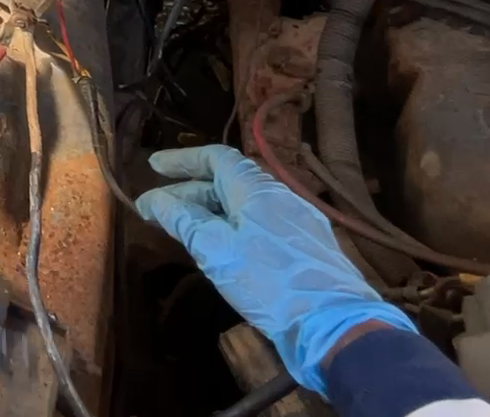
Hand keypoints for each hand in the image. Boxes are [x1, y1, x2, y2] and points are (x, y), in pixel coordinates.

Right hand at [135, 145, 413, 394]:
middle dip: (189, 192)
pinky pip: (261, 225)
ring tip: (186, 229)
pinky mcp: (310, 252)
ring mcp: (300, 226)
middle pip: (228, 182)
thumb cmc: (269, 281)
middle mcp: (282, 199)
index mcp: (258, 190)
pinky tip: (221, 248)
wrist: (338, 332)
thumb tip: (151, 200)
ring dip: (210, 211)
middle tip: (160, 208)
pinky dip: (232, 227)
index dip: (182, 160)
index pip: (216, 157)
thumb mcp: (214, 248)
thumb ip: (180, 218)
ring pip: (244, 206)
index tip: (153, 168)